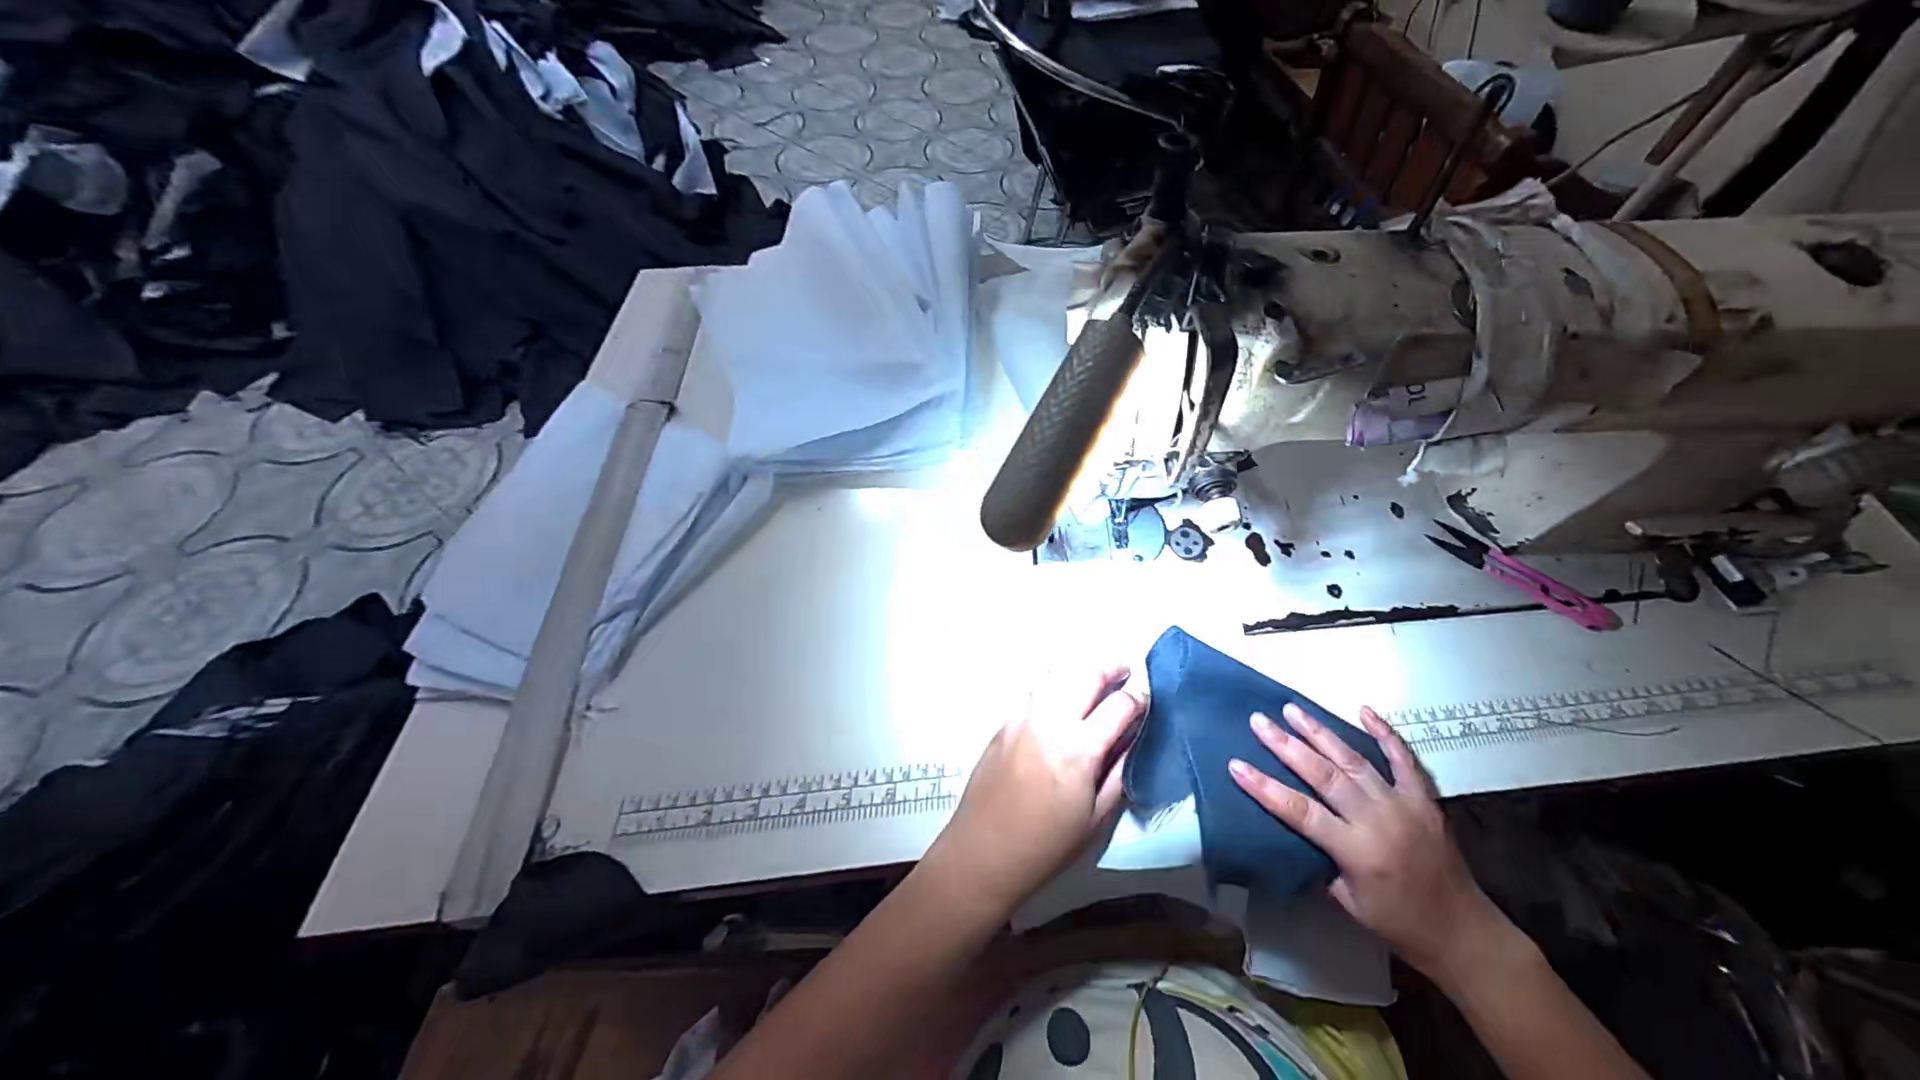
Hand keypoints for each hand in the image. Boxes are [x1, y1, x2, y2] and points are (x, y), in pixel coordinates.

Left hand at [923, 665, 1145, 918]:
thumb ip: (1120, 772)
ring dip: (1081, 671)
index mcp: (1078, 750)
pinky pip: (1035, 691)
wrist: (983, 852)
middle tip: (1125, 673)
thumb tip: (1133, 738)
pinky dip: (1055, 685)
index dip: (1140, 699)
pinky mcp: (1003, 723)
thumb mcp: (1096, 818)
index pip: (1120, 705)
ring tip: (1095, 682)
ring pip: (1057, 674)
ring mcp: (1022, 718)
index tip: (1147, 702)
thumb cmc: (1046, 846)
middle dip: (1111, 668)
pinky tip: (1063, 700)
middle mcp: (1049, 723)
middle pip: (1086, 674)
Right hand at [1228, 704, 1505, 980]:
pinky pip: (1403, 760)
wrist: (1463, 931)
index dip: (1265, 788)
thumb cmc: (1397, 922)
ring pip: (1354, 760)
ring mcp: (1404, 805)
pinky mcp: (1424, 800)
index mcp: (1356, 851)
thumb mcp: (1347, 901)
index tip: (1236, 765)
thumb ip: (1319, 861)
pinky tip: (1364, 711)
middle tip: (1259, 721)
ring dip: (1320, 732)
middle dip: (1286, 746)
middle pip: (1324, 775)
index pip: (1299, 812)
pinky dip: (1384, 733)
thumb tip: (1288, 830)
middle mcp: (1378, 821)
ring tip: (1292, 709)